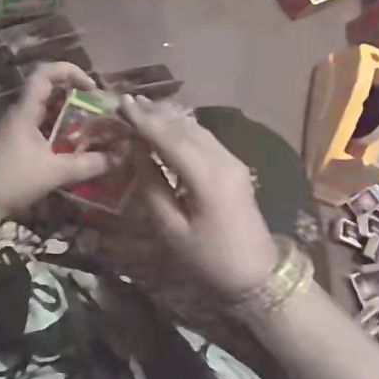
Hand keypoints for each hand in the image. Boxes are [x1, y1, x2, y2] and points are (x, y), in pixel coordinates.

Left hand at [0, 63, 115, 214]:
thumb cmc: (13, 180)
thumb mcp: (54, 172)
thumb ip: (87, 164)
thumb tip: (118, 157)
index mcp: (26, 111)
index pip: (44, 74)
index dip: (69, 71)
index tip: (91, 87)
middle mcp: (21, 114)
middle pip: (48, 89)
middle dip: (75, 93)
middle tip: (99, 108)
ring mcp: (18, 128)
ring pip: (47, 109)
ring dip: (69, 113)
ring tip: (94, 125)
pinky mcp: (18, 142)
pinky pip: (43, 126)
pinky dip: (61, 129)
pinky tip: (77, 144)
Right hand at [120, 96, 280, 300]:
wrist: (257, 276)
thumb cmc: (209, 259)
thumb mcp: (172, 230)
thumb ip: (152, 187)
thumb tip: (136, 154)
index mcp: (207, 178)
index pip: (170, 139)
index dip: (144, 122)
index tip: (121, 105)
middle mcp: (224, 161)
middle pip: (185, 129)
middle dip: (155, 115)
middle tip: (127, 102)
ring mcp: (233, 163)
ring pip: (197, 130)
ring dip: (169, 119)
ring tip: (143, 109)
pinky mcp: (236, 168)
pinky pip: (206, 139)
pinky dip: (183, 130)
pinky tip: (169, 127)